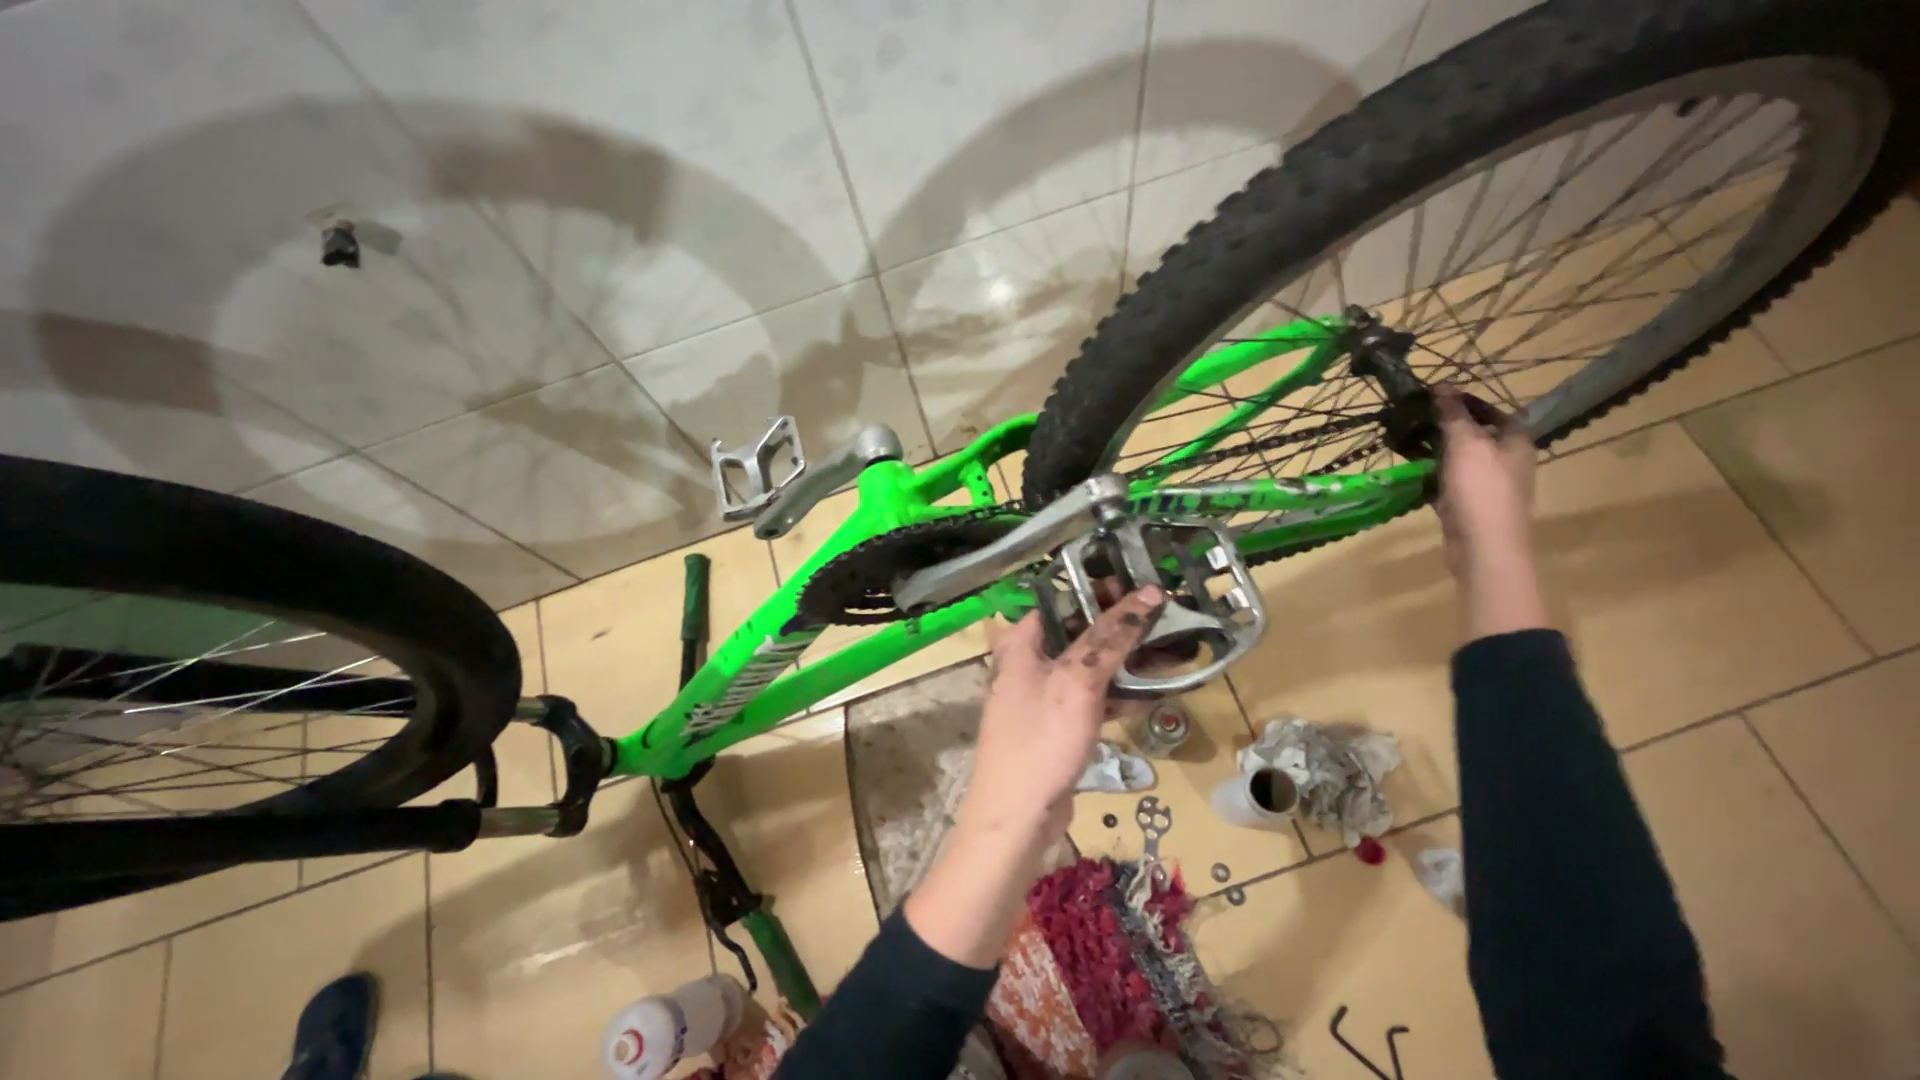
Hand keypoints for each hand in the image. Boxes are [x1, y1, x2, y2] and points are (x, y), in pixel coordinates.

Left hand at [960, 586, 1167, 847]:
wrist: (1017, 816)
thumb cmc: (1042, 739)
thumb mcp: (1079, 680)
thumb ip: (1113, 635)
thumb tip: (1150, 592)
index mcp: (1022, 642)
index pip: (1065, 600)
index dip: (1104, 591)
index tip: (1146, 588)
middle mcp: (1028, 662)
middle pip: (1080, 633)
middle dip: (1122, 628)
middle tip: (1166, 620)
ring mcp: (1042, 696)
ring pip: (1090, 668)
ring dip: (1125, 662)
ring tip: (1169, 653)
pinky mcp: (1056, 726)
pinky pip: (1091, 699)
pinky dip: (1117, 695)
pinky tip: (1151, 695)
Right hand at [1434, 386, 1548, 637]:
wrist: (1485, 548)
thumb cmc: (1482, 490)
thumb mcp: (1467, 445)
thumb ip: (1454, 415)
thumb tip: (1443, 385)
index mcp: (1516, 443)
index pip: (1496, 413)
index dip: (1470, 403)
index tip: (1438, 397)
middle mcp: (1507, 462)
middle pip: (1477, 436)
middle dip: (1448, 427)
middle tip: (1416, 418)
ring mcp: (1488, 487)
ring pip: (1460, 461)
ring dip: (1436, 452)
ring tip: (1407, 441)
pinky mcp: (1469, 507)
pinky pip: (1448, 484)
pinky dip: (1432, 477)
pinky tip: (1411, 473)